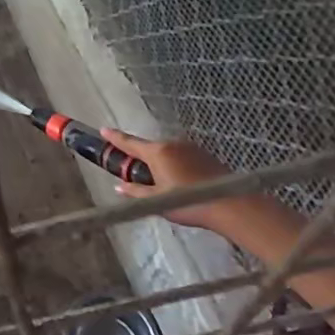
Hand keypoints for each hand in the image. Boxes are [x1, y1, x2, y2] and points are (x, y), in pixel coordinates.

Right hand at [98, 128, 255, 233]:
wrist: (231, 204)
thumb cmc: (188, 203)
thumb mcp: (157, 200)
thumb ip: (135, 191)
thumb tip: (119, 186)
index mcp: (157, 153)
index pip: (130, 143)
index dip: (115, 138)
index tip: (103, 130)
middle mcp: (173, 144)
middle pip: (150, 149)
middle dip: (142, 159)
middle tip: (137, 174)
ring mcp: (191, 148)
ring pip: (168, 153)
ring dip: (161, 164)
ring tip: (164, 186)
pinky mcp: (205, 155)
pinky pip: (182, 157)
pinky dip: (176, 166)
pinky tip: (182, 184)